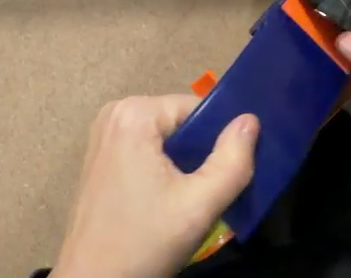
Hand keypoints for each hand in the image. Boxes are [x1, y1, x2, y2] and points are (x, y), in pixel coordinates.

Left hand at [50, 95, 257, 277]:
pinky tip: (165, 202)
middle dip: (198, 154)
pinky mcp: (99, 155)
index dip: (217, 139)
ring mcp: (104, 133)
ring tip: (186, 200)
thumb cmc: (143, 243)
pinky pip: (145, 149)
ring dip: (182, 165)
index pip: (196, 108)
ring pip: (165, 138)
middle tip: (205, 192)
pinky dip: (161, 170)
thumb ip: (232, 162)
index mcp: (135, 113)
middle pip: (179, 122)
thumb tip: (250, 120)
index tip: (225, 172)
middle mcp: (115, 112)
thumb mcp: (198, 207)